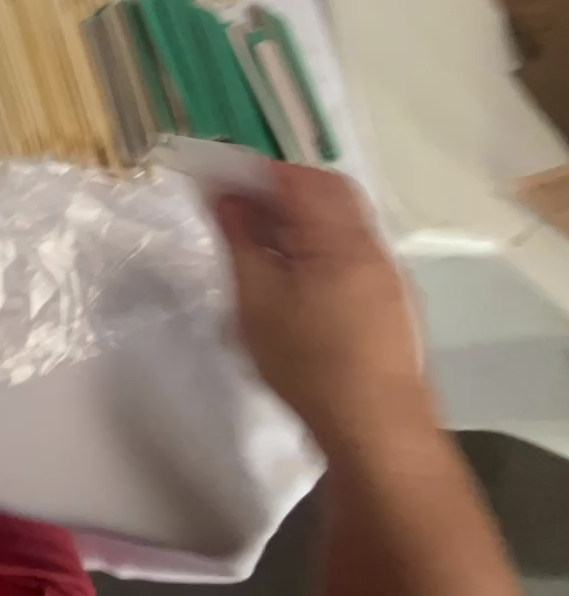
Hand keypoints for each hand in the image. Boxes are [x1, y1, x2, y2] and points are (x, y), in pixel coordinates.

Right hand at [212, 164, 435, 456]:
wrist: (374, 429)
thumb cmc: (305, 358)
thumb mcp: (255, 294)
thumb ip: (240, 237)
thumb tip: (223, 196)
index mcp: (343, 244)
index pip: (304, 180)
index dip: (257, 169)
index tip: (212, 172)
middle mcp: (373, 251)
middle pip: (329, 194)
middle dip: (275, 187)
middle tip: (226, 198)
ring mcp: (385, 276)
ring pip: (337, 222)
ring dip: (290, 214)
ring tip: (243, 230)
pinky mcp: (384, 299)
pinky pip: (344, 248)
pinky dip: (307, 239)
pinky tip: (278, 263)